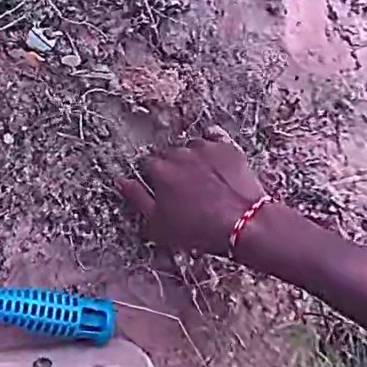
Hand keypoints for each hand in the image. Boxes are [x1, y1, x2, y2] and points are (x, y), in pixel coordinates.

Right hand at [117, 128, 268, 254]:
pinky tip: (214, 162)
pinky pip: (213, 138)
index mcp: (159, 170)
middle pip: (167, 154)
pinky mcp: (227, 148)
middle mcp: (178, 154)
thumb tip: (121, 180)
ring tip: (202, 179)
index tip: (161, 190)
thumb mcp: (158, 223)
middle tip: (182, 188)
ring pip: (189, 147)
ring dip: (191, 158)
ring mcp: (204, 148)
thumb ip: (137, 198)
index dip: (152, 179)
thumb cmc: (199, 229)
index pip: (146, 164)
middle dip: (171, 167)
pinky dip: (210, 147)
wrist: (244, 225)